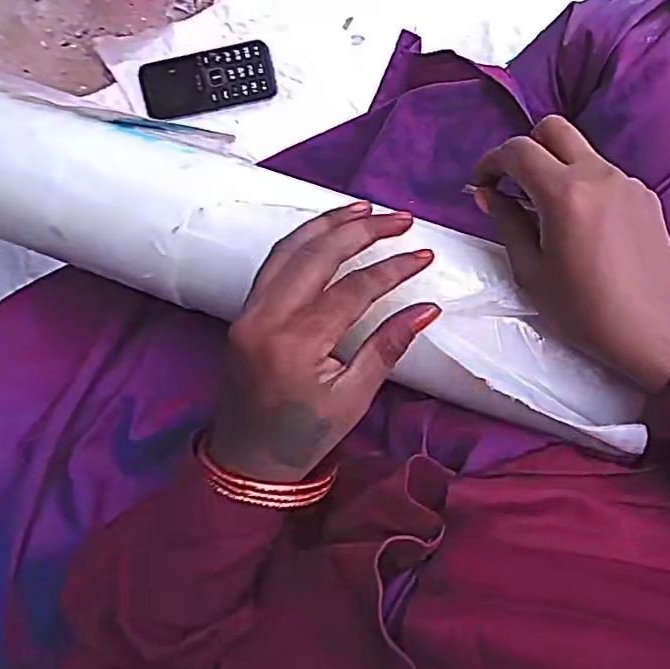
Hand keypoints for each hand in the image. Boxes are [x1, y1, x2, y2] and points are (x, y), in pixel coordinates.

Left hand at [206, 202, 441, 484]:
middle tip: (400, 218)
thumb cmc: (303, 437)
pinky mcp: (243, 312)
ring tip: (364, 208)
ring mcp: (248, 312)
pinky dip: (302, 241)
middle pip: (318, 255)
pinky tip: (325, 232)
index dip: (392, 269)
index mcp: (296, 344)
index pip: (352, 289)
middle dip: (363, 229)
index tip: (423, 255)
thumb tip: (426, 309)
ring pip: (289, 249)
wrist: (245, 459)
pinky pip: (273, 263)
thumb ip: (387, 348)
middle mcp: (266, 318)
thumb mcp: (353, 400)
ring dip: (328, 224)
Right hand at [472, 114, 669, 392]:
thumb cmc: (585, 310)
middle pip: (553, 129)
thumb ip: (507, 222)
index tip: (482, 183)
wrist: (653, 332)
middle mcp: (599, 176)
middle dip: (524, 148)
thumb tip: (489, 195)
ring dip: (555, 168)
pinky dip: (582, 186)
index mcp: (566, 194)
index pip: (518, 150)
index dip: (490, 162)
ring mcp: (627, 183)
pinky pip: (603, 175)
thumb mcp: (530, 271)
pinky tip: (579, 225)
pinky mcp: (645, 197)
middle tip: (511, 183)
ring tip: (545, 213)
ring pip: (580, 152)